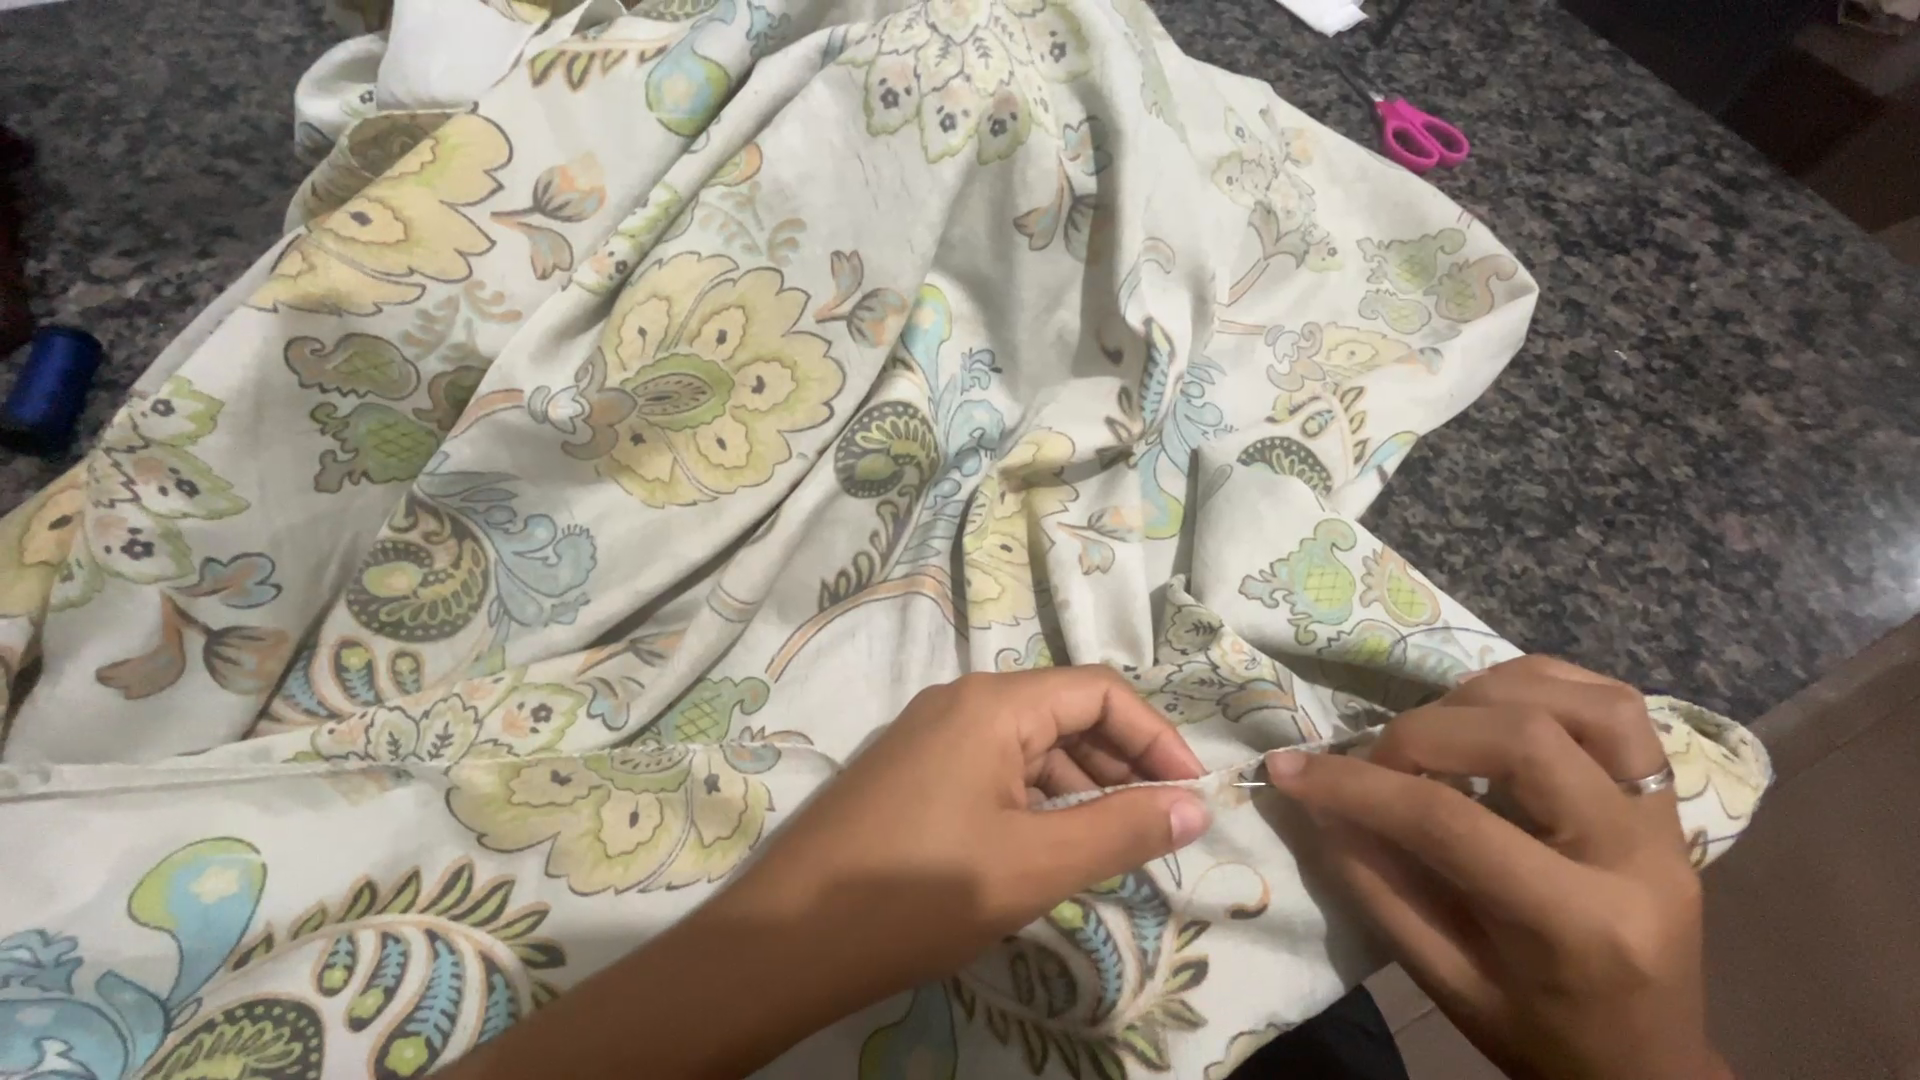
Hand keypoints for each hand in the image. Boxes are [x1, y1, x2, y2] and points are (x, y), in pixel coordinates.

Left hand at [445, 667, 1210, 1079]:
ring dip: (1078, 784)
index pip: (1097, 689)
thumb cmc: (916, 894)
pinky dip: (1033, 798)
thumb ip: (1122, 830)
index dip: (1154, 734)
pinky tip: (1045, 845)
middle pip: (1062, 711)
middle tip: (1157, 824)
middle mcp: (960, 701)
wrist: (783, 939)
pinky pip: (990, 767)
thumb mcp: (1034, 865)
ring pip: (1026, 743)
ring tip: (1109, 844)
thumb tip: (1196, 805)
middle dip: (1119, 761)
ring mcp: (928, 735)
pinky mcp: (909, 771)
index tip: (1192, 792)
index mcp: (993, 703)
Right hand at [1265, 656, 1729, 1079]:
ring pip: (1584, 704)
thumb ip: (1372, 883)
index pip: (1450, 821)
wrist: (1648, 1065)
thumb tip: (1312, 801)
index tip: (1288, 768)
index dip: (1355, 785)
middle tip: (1376, 763)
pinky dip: (1544, 684)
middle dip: (1418, 734)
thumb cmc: (1536, 1032)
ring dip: (1487, 695)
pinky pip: (1617, 706)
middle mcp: (1638, 858)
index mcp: (1578, 924)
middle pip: (1522, 738)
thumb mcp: (1440, 978)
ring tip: (1436, 724)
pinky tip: (1493, 704)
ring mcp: (1665, 823)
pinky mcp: (1669, 802)